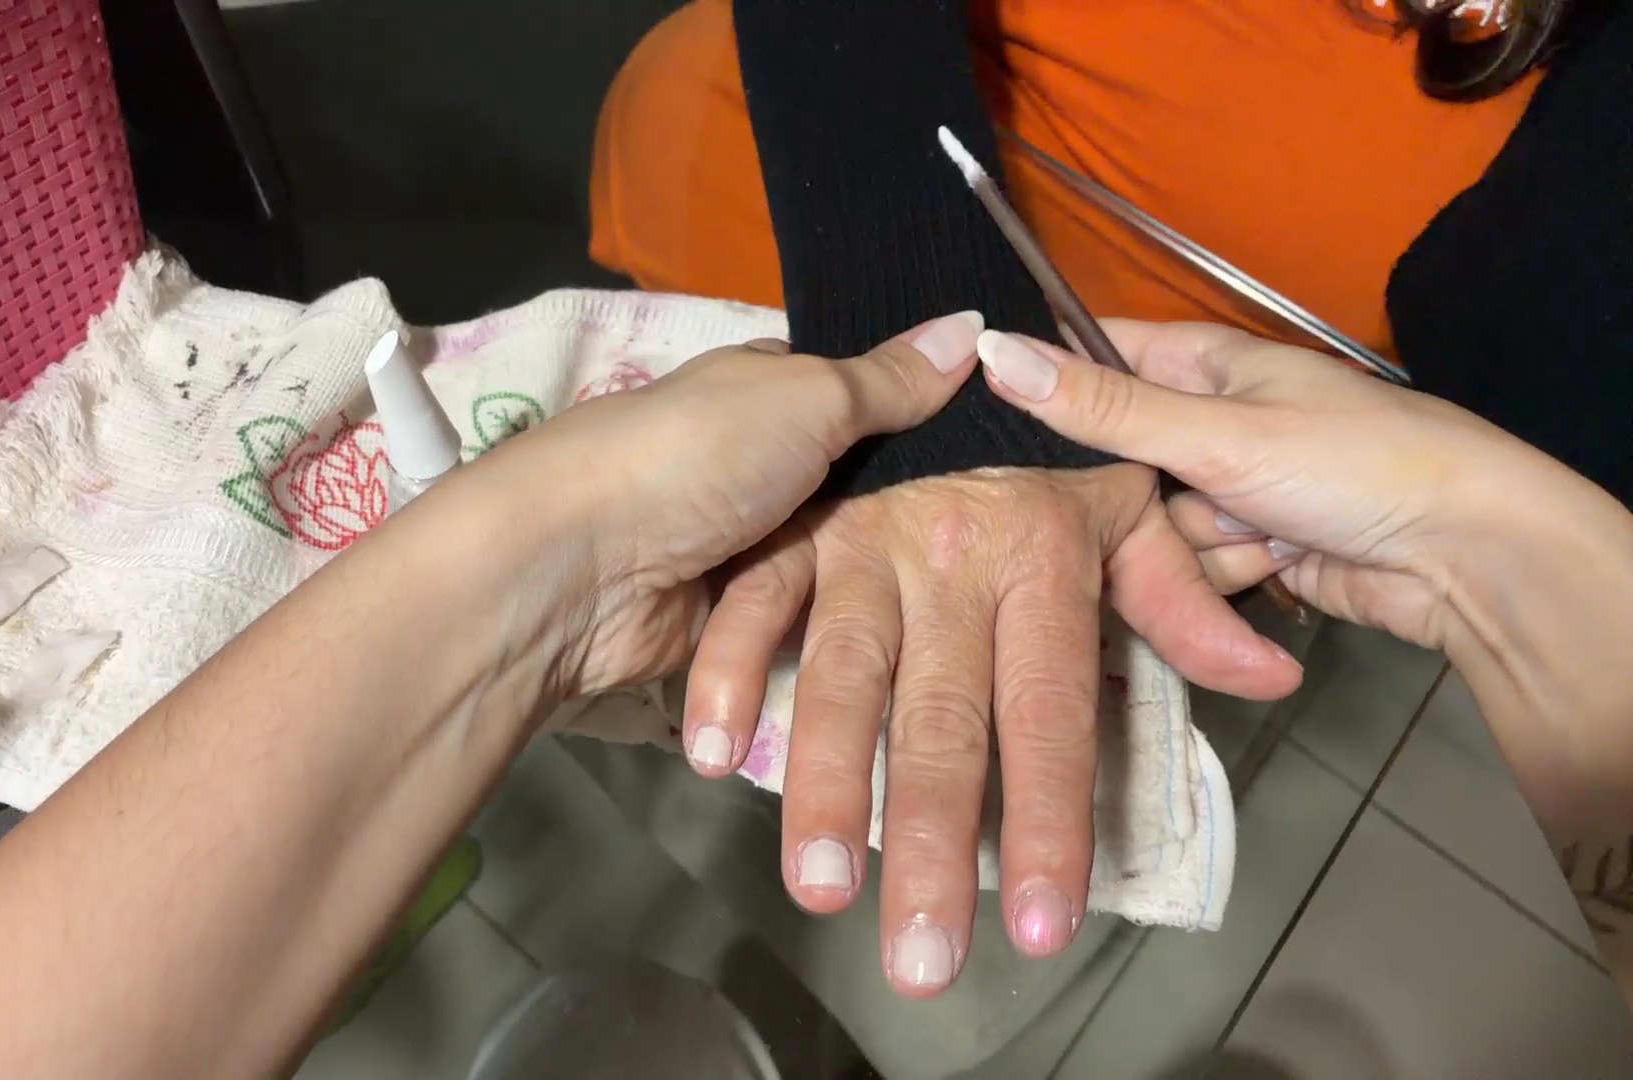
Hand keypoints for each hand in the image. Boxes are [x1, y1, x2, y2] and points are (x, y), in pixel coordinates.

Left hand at [449, 311, 984, 698]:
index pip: (859, 395)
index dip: (921, 415)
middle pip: (854, 487)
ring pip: (834, 558)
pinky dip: (835, 622)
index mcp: (766, 394)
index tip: (999, 445)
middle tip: (1000, 541)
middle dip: (908, 510)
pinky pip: (800, 616)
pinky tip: (915, 637)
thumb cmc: (700, 456)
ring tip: (976, 599)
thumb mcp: (805, 398)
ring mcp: (742, 540)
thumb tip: (974, 323)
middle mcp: (756, 464)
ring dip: (877, 575)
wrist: (591, 566)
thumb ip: (886, 379)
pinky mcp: (731, 612)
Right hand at [684, 464, 1301, 992]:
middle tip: (919, 961)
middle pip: (939, 714)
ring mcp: (861, 544)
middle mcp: (945, 559)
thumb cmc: (1048, 450)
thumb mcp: (1133, 505)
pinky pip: (758, 601)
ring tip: (817, 887)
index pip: (1048, 705)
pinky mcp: (800, 533)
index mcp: (1037, 555)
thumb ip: (1180, 591)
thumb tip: (1267, 681)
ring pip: (841, 673)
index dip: (1048, 818)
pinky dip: (730, 668)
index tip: (1040, 932)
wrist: (960, 366)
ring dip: (826, 782)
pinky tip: (713, 752)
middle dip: (930, 839)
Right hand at [976, 320, 1553, 647]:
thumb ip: (1100, 407)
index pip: (1092, 351)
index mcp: (1198, 363)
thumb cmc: (1354, 467)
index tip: (989, 415)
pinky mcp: (1232, 538)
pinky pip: (1179, 555)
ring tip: (1254, 530)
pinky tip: (1269, 560)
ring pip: (1140, 514)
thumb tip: (992, 353)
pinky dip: (1216, 567)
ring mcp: (1215, 483)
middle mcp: (1198, 420)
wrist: (1469, 565)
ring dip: (1186, 535)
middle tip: (1156, 496)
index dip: (1042, 374)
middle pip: (1107, 454)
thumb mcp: (1214, 433)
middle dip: (1128, 488)